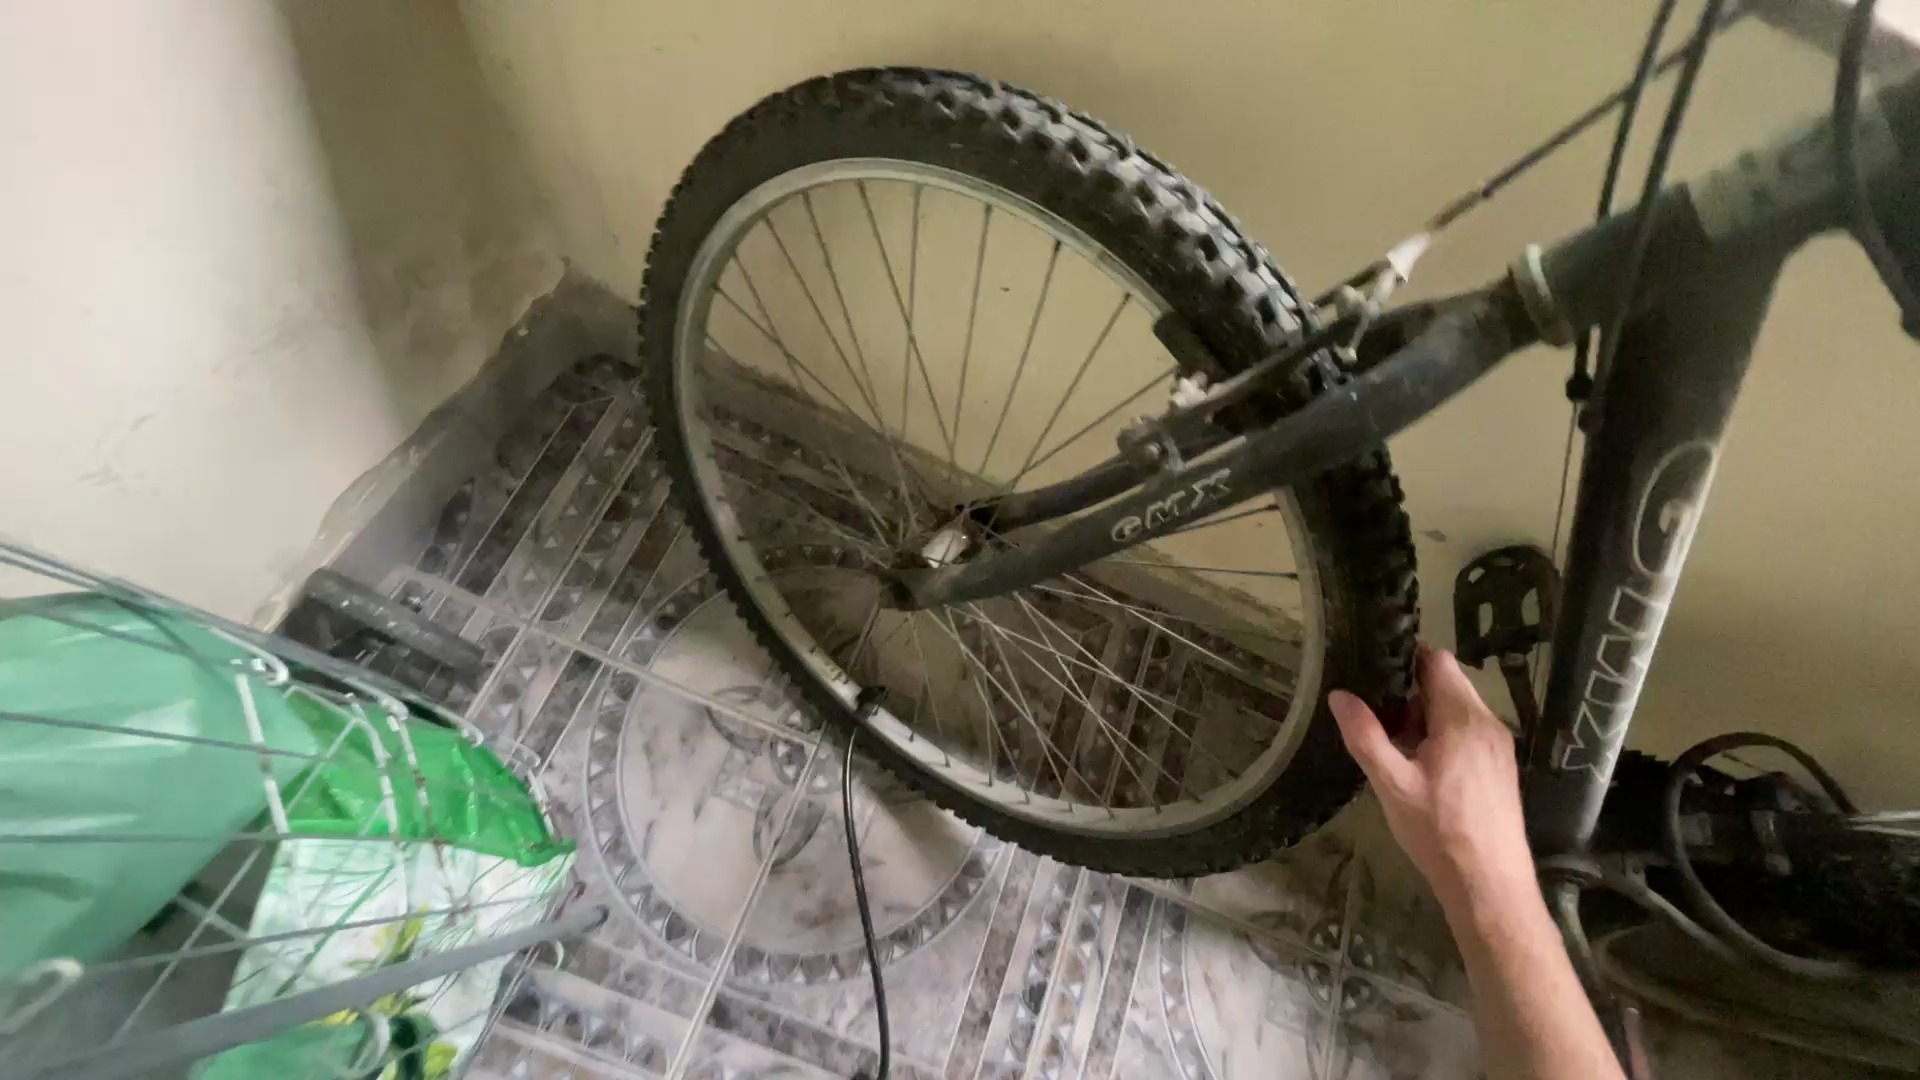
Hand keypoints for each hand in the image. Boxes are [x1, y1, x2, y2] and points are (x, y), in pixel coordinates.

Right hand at [1328, 647, 1534, 916]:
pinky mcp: (1498, 766)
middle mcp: (1487, 724)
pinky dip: (1437, 730)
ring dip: (1421, 711)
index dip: (1405, 656)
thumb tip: (1339, 695)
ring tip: (1386, 733)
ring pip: (1455, 706)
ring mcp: (1497, 746)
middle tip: (1369, 704)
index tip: (1371, 664)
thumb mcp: (1391, 783)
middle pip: (1446, 681)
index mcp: (1463, 720)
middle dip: (1408, 686)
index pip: (1438, 661)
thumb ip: (1364, 735)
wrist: (1489, 886)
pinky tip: (1413, 758)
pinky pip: (1465, 729)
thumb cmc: (1438, 831)